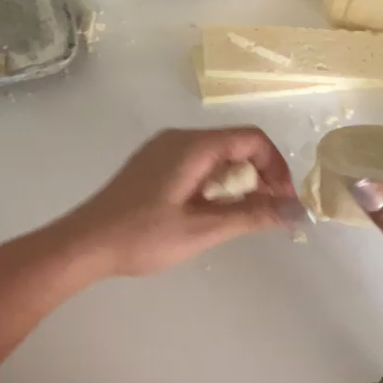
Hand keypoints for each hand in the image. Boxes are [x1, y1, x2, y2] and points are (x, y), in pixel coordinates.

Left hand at [53, 127, 297, 276]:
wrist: (85, 243)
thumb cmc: (143, 236)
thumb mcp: (203, 229)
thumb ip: (251, 215)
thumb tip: (297, 210)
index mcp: (192, 145)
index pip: (252, 139)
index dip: (276, 168)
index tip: (284, 202)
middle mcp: (177, 138)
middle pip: (234, 145)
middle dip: (258, 177)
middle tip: (264, 215)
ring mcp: (161, 150)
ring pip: (215, 156)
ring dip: (235, 183)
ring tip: (236, 219)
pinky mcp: (151, 166)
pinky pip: (195, 165)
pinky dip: (212, 184)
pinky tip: (207, 214)